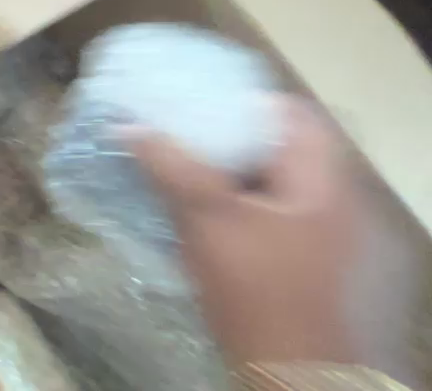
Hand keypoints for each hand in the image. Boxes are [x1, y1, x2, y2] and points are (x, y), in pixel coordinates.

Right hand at [129, 96, 402, 371]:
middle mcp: (329, 205)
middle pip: (277, 147)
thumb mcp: (206, 217)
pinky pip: (256, 208)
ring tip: (164, 151)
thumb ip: (169, 164)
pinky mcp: (296, 260)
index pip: (296, 117)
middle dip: (220, 129)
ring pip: (262, 179)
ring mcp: (317, 237)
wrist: (293, 370)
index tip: (194, 91)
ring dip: (215, 162)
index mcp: (323, 187)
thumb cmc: (258, 286)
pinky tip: (181, 197)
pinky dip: (220, 193)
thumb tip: (125, 124)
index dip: (247, 97)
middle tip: (167, 118)